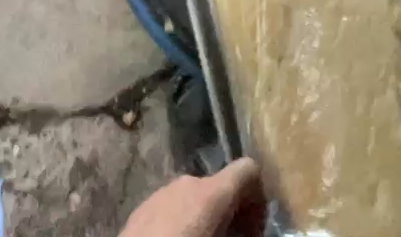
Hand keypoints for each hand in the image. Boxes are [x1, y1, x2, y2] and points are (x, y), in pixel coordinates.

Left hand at [118, 157, 261, 236]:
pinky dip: (184, 223)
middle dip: (232, 215)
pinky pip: (174, 207)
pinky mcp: (142, 207)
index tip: (254, 232)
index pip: (248, 169)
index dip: (258, 199)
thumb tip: (246, 231)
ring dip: (206, 219)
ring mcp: (162, 192)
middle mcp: (189, 182)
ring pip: (196, 198)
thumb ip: (242, 233)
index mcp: (212, 192)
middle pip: (222, 187)